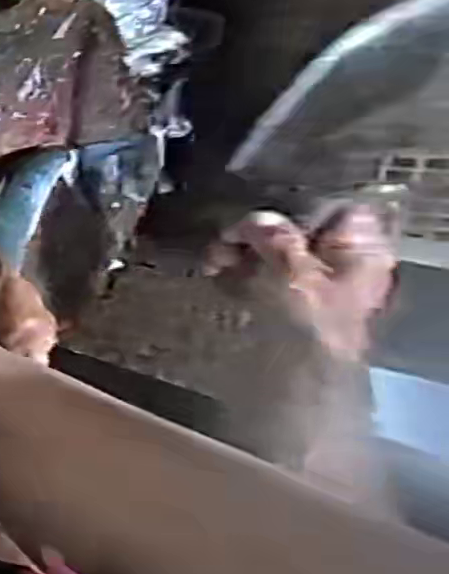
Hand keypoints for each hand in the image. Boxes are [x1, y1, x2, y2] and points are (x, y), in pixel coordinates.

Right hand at [206, 205, 396, 360]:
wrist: (294, 370)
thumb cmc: (307, 321)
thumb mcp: (293, 273)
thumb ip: (276, 239)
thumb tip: (257, 216)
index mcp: (359, 253)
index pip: (342, 211)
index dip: (304, 203)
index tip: (262, 204)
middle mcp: (337, 262)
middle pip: (295, 227)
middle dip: (255, 230)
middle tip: (228, 240)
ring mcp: (305, 279)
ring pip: (265, 246)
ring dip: (234, 248)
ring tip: (215, 261)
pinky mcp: (274, 293)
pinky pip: (250, 267)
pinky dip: (230, 266)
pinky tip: (214, 272)